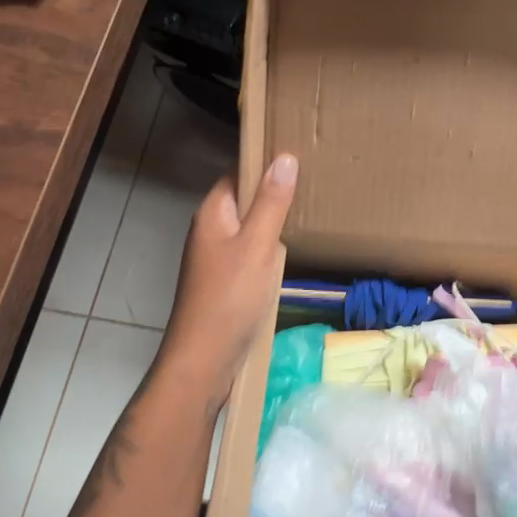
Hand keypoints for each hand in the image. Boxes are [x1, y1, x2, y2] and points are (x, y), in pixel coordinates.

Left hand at [159, 154, 299, 398]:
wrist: (203, 361)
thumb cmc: (230, 299)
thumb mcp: (258, 245)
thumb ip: (272, 202)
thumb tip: (285, 157)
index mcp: (213, 213)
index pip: (239, 172)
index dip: (265, 162)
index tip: (299, 155)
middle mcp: (210, 230)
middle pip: (245, 199)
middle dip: (274, 193)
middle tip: (313, 182)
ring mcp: (215, 257)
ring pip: (249, 228)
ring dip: (273, 223)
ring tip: (308, 213)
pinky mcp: (224, 281)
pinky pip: (250, 253)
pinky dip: (268, 249)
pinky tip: (289, 253)